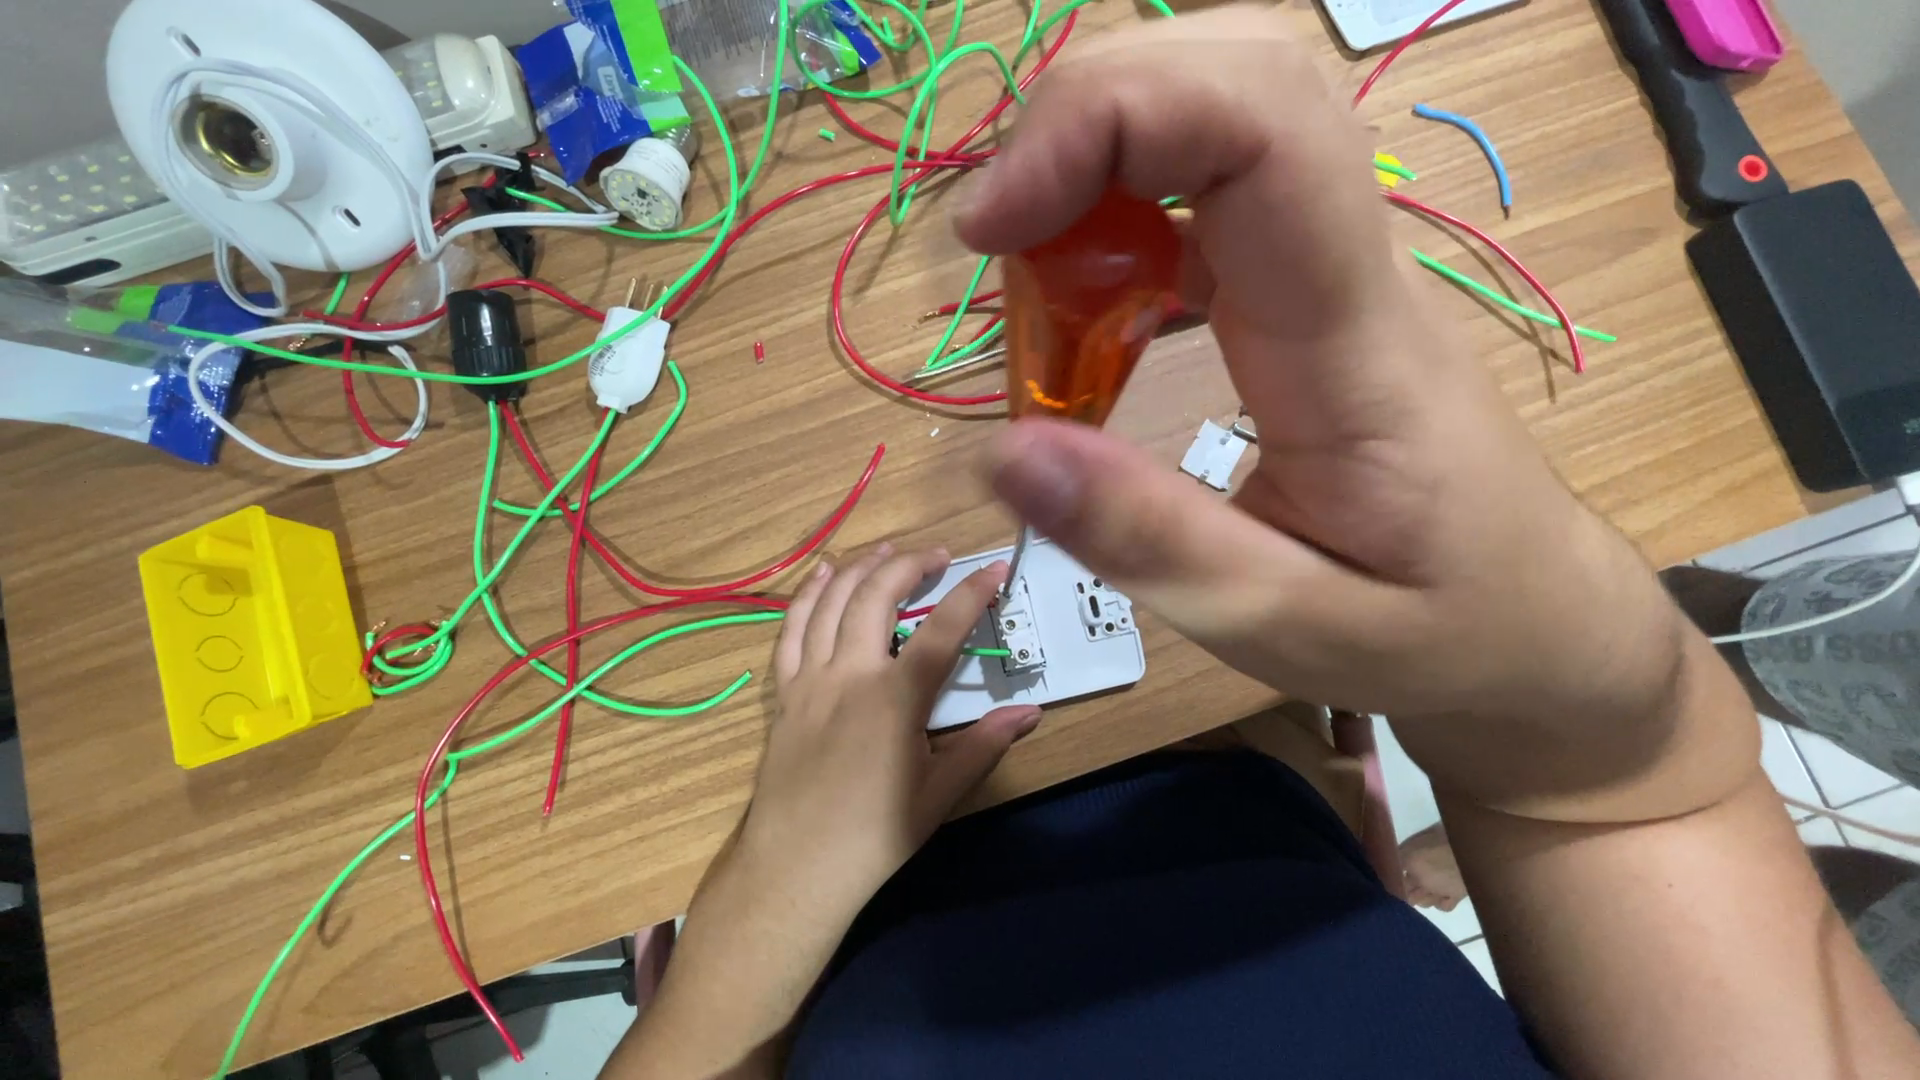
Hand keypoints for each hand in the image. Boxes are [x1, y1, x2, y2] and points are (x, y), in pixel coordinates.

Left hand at [735, 546, 1042, 915]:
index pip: (942, 629)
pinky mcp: (784, 693)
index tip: (995, 567)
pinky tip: (824, 575)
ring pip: (832, 603)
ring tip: (887, 550)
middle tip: (939, 555)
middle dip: (910, 564)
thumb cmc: (874, 835)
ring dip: (861, 569)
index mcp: (895, 699)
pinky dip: (808, 595)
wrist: (795, 868)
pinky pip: (791, 630)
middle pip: (877, 596)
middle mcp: (851, 675)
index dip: (971, 593)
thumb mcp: (939, 794)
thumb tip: (1031, 713)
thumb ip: (983, 745)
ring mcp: (810, 680)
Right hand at [955, 7, 1753, 819]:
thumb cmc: (1435, 634)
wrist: (1538, 627)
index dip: (1106, 120)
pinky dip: (1122, 208)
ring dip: (1102, 152)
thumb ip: (1151, 542)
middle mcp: (1350, 268)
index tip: (989, 227)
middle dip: (1091, 112)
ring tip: (1033, 273)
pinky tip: (1089, 303)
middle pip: (1246, 72)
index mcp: (1354, 341)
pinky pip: (1213, 190)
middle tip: (1002, 236)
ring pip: (1229, 111)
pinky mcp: (1307, 293)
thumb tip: (1004, 454)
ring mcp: (1332, 269)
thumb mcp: (1289, 624)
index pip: (1262, 128)